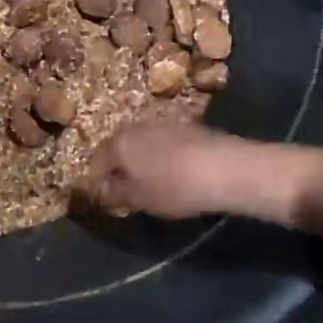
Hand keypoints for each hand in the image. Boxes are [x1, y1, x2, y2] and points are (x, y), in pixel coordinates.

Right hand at [88, 122, 309, 222]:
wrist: (225, 167)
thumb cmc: (174, 186)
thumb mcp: (139, 199)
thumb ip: (116, 193)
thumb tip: (103, 188)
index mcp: (118, 143)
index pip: (97, 162)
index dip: (98, 181)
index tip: (105, 198)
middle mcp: (135, 127)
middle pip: (119, 148)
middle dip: (120, 167)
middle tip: (127, 190)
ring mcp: (162, 123)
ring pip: (142, 143)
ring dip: (142, 160)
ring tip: (152, 182)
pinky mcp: (186, 126)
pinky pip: (163, 143)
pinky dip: (162, 156)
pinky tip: (175, 173)